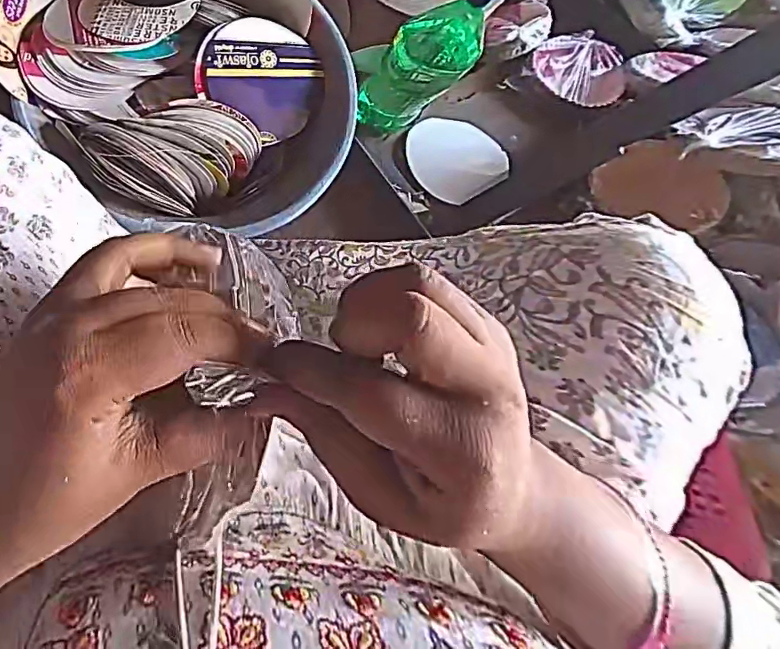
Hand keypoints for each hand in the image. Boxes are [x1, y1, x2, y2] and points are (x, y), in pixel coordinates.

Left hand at [0, 233, 267, 567]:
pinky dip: (141, 253)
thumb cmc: (47, 506)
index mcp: (91, 372)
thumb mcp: (134, 475)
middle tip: (256, 337)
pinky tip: (171, 266)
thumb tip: (256, 407)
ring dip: (183, 271)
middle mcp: (71, 324)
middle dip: (221, 315)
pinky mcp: (47, 306)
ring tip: (224, 285)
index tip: (268, 354)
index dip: (235, 341)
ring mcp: (53, 308)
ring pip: (134, 265)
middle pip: (166, 300)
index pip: (183, 333)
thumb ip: (201, 434)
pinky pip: (101, 261)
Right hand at [249, 262, 555, 553]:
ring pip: (418, 284)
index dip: (312, 372)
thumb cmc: (440, 501)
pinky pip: (425, 279)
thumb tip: (265, 388)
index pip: (373, 395)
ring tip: (362, 341)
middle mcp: (488, 391)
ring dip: (369, 302)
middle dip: (356, 326)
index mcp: (461, 453)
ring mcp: (493, 346)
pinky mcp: (486, 319)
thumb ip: (324, 433)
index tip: (277, 364)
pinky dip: (385, 291)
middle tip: (345, 355)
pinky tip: (380, 328)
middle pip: (413, 318)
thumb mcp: (379, 495)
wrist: (514, 486)